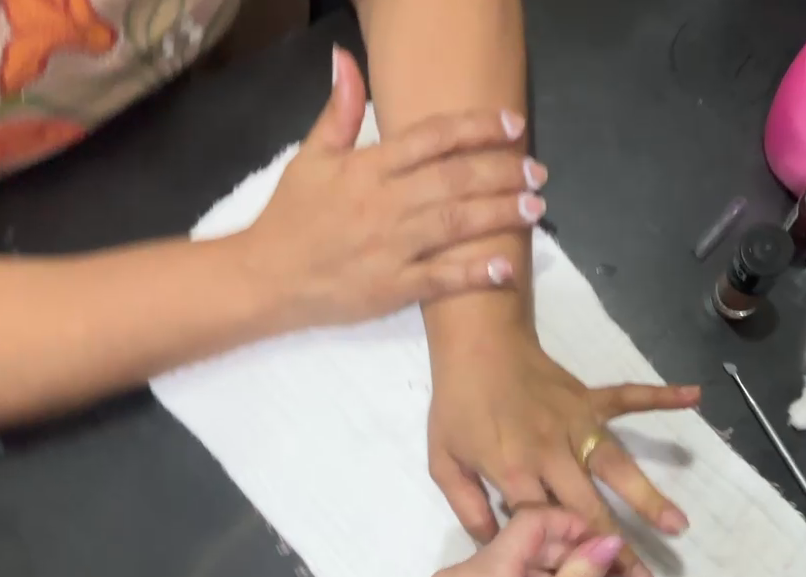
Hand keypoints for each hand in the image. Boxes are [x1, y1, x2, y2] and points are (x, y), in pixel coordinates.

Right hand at [245, 47, 544, 330]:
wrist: (267, 277)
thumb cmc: (292, 219)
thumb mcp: (309, 158)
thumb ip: (337, 113)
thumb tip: (347, 60)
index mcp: (369, 167)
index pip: (432, 138)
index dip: (477, 129)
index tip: (513, 125)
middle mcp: (387, 202)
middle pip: (455, 180)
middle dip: (502, 172)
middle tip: (538, 172)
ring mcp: (392, 246)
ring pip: (456, 224)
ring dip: (499, 215)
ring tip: (535, 208)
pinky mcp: (394, 287)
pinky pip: (441, 279)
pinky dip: (474, 274)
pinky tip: (505, 268)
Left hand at [428, 333, 701, 576]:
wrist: (474, 344)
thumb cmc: (457, 406)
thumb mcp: (444, 463)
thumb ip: (468, 507)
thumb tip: (494, 543)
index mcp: (515, 470)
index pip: (545, 525)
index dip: (565, 557)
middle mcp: (553, 451)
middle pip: (589, 508)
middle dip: (617, 549)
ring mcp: (576, 423)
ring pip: (616, 465)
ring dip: (647, 496)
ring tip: (678, 527)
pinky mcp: (589, 398)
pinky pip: (628, 397)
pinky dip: (660, 396)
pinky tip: (695, 397)